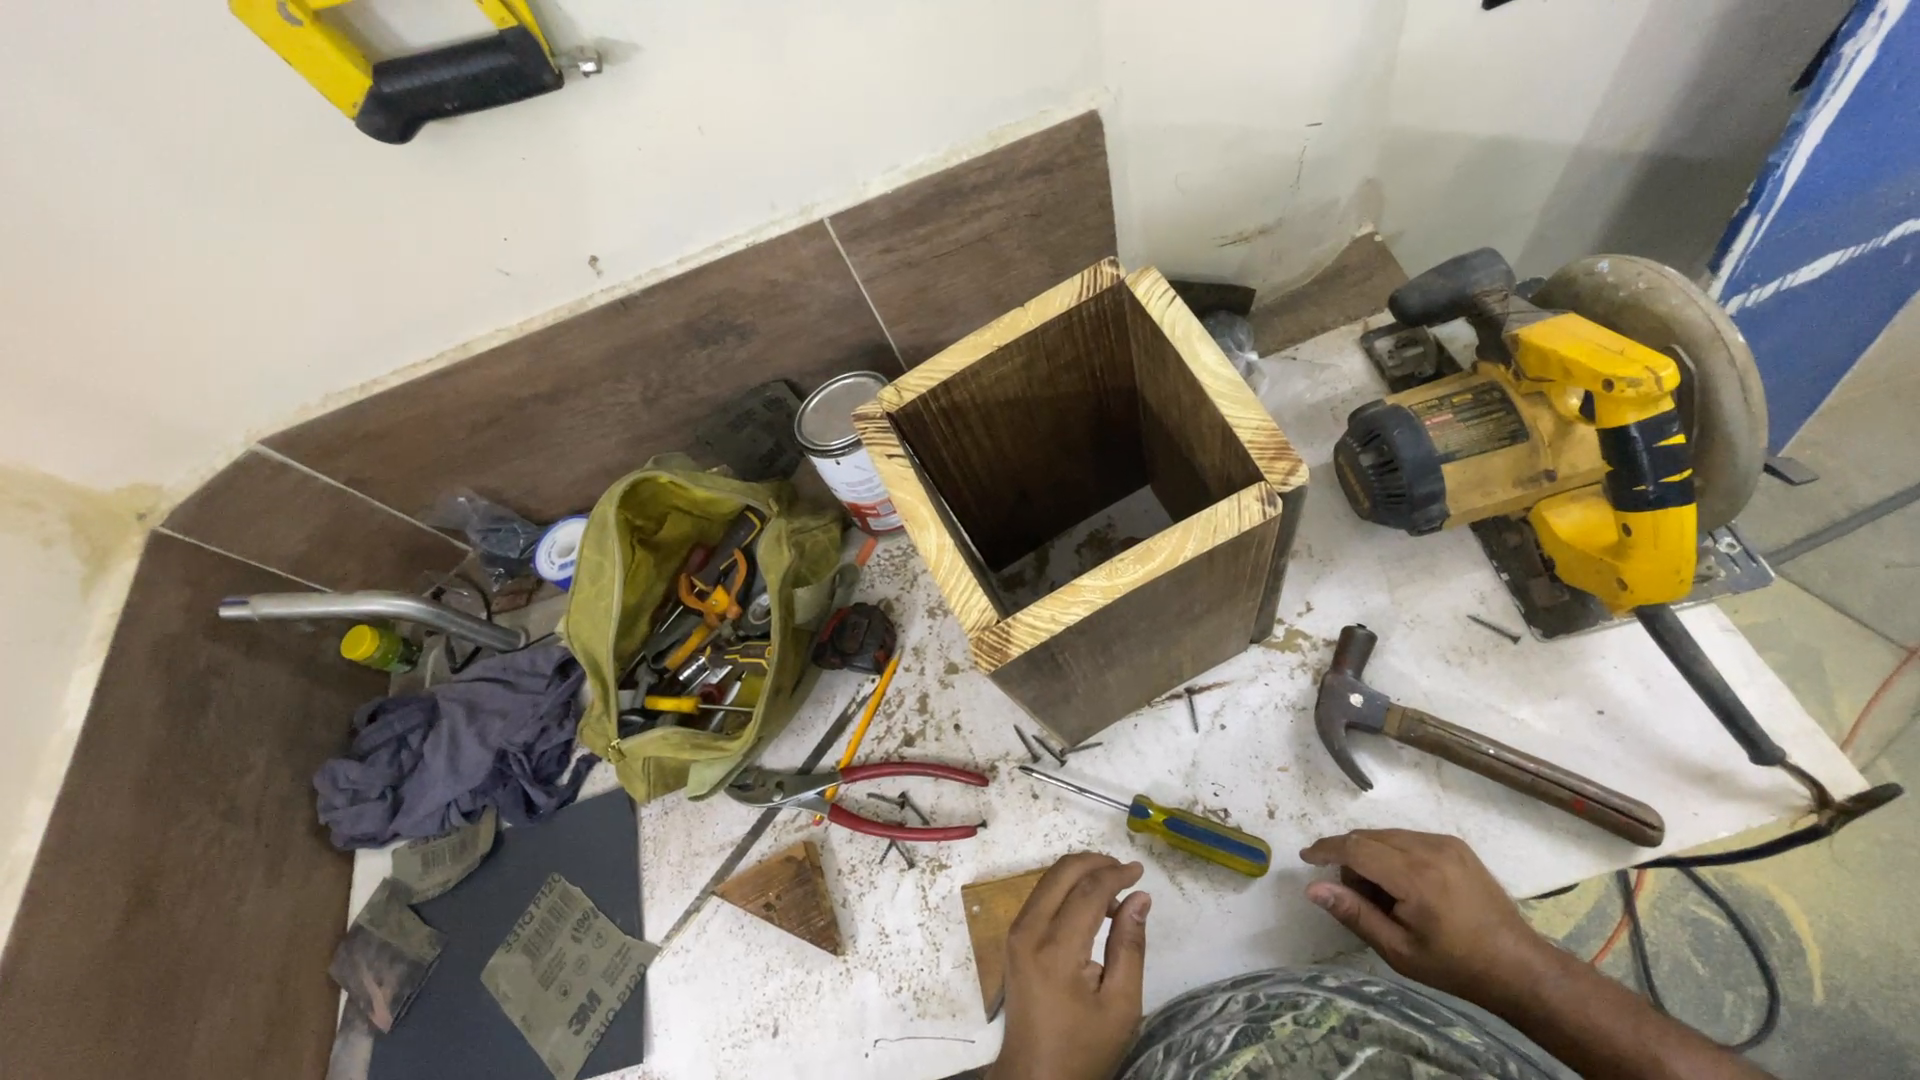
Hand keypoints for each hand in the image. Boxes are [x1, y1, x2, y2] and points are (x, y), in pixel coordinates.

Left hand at [988, 853, 1150, 1079]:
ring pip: (1048, 880)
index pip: (1088, 890)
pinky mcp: (1013, 939)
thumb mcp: (1120, 1005)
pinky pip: (1040, 897)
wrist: (1034, 1076)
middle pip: (1062, 873)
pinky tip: (1090, 908)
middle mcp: (1028, 930)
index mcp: (1056, 948)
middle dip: (1096, 863)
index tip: (1140, 871)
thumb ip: (1130, 945)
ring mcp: (1016, 933)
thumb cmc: (1083, 1047)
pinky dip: (1066, 890)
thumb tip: (1140, 898)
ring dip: (1081, 875)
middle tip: (1126, 873)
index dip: (1116, 874)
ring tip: (1114, 893)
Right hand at [1299, 829, 1554, 1007]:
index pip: (1355, 848)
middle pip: (1367, 837)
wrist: (1518, 965)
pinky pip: (1407, 838)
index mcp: (1415, 876)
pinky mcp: (1455, 844)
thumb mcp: (1398, 950)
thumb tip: (1313, 888)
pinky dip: (1391, 853)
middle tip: (1354, 895)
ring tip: (1382, 895)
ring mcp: (1445, 843)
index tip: (1306, 858)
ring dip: (1370, 855)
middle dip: (1349, 859)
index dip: (1326, 849)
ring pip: (1386, 835)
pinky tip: (1402, 885)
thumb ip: (1354, 914)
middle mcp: (1429, 848)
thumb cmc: (1455, 965)